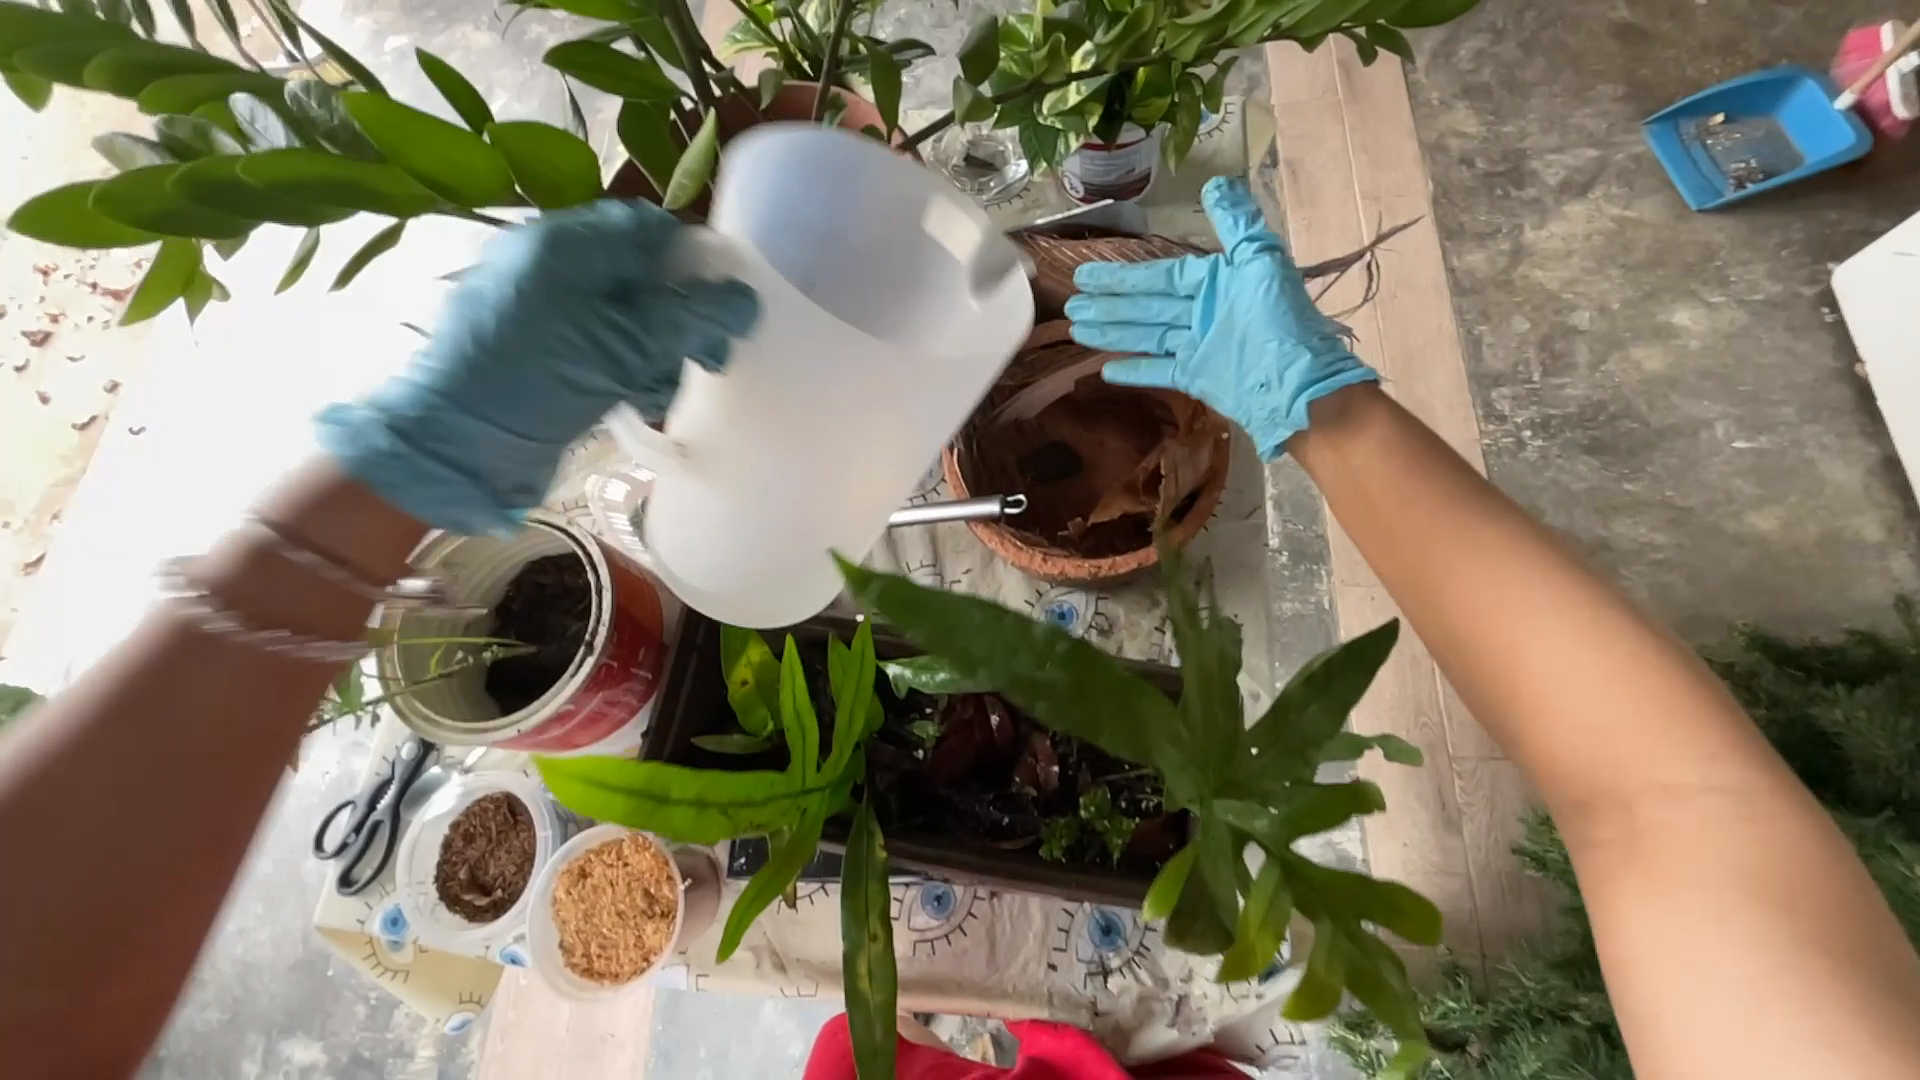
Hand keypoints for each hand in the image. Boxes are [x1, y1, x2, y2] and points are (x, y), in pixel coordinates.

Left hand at [316, 200, 758, 533]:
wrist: (457, 447)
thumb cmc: (537, 380)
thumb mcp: (625, 345)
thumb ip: (692, 318)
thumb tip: (746, 300)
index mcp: (565, 243)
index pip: (650, 230)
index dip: (696, 264)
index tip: (724, 309)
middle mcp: (555, 267)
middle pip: (647, 278)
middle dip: (683, 321)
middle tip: (708, 360)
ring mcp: (548, 311)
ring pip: (633, 320)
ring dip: (660, 355)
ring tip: (655, 393)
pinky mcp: (549, 352)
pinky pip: (609, 348)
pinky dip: (632, 371)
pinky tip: (635, 401)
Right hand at [1063, 176, 1376, 460]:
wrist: (1298, 383)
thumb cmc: (1279, 319)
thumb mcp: (1261, 260)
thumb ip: (1237, 222)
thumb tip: (1214, 183)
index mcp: (1217, 283)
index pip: (1160, 275)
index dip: (1122, 276)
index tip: (1085, 275)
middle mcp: (1204, 313)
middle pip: (1146, 306)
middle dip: (1108, 305)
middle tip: (1069, 304)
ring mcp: (1199, 348)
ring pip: (1146, 335)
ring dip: (1112, 333)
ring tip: (1076, 329)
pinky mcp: (1197, 379)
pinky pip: (1159, 371)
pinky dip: (1135, 370)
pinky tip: (1106, 370)